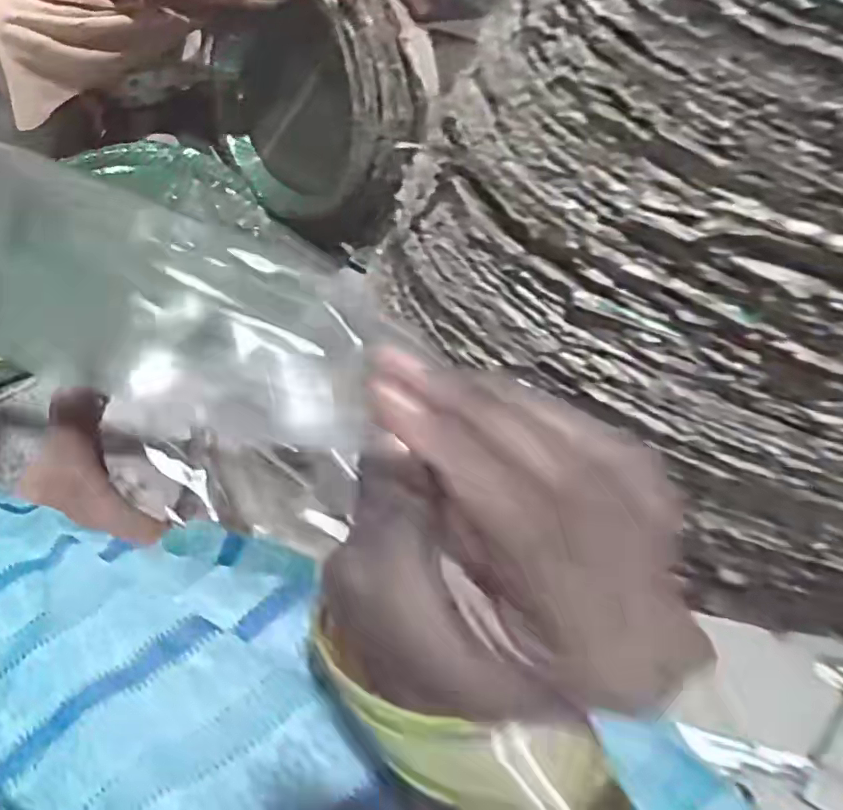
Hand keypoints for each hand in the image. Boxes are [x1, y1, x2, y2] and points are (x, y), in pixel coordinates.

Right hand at [324, 352, 710, 720]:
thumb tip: (389, 435)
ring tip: (422, 368)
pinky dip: (536, 414)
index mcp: (592, 652)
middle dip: (472, 410)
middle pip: (576, 482)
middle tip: (393, 364)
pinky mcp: (641, 537)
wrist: (452, 676)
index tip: (381, 396)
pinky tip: (475, 390)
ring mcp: (662, 572)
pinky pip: (605, 457)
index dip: (452, 448)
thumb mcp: (377, 591)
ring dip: (503, 403)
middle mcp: (656, 613)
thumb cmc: (402, 646)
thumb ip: (390, 515)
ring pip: (601, 460)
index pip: (533, 523)